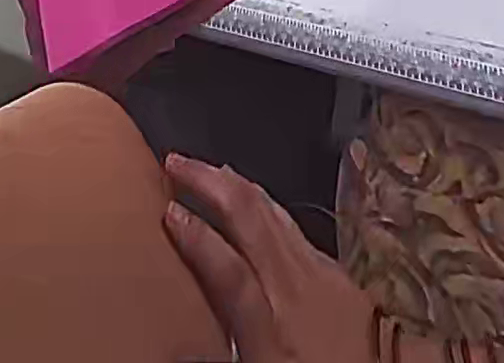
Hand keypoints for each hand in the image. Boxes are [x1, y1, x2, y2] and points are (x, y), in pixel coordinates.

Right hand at [162, 152, 375, 362]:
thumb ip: (224, 351)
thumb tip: (181, 341)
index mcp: (275, 332)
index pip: (229, 272)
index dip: (197, 239)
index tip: (168, 211)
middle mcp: (295, 290)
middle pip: (250, 217)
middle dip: (209, 181)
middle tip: (175, 160)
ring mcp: (319, 271)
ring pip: (271, 209)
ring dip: (233, 182)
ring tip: (204, 167)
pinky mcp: (334, 267)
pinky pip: (288, 221)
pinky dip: (260, 199)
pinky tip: (249, 196)